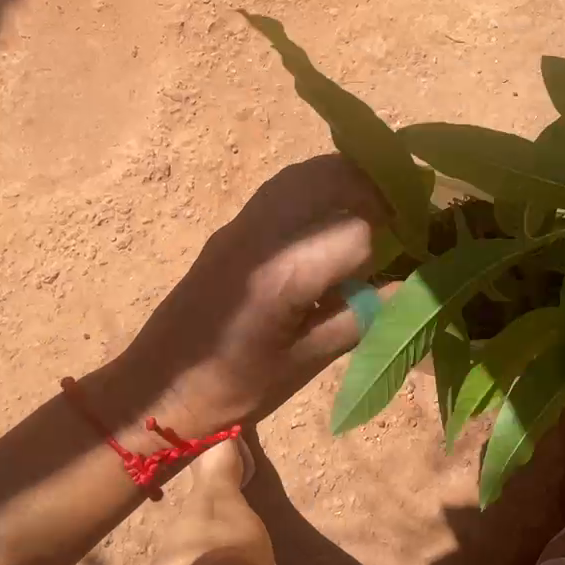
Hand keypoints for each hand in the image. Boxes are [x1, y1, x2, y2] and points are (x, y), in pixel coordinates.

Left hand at [130, 155, 388, 429]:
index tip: (409, 252)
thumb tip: (410, 290)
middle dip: (373, 189)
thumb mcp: (301, 366)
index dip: (390, 241)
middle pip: (330, 179)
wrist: (154, 390)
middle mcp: (263, 236)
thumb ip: (358, 321)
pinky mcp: (233, 227)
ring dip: (346, 180)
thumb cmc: (229, 390)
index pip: (357, 232)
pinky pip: (284, 186)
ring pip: (305, 174)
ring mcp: (243, 225)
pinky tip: (334, 212)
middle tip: (399, 215)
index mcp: (282, 276)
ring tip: (373, 206)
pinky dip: (318, 185)